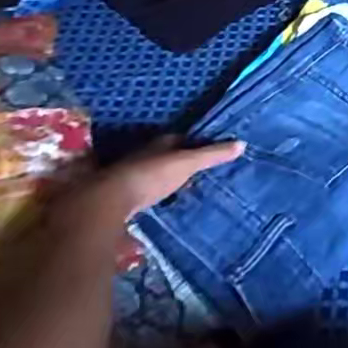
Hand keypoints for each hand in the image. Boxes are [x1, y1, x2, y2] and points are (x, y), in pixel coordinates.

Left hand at [73, 136, 245, 221]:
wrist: (104, 203)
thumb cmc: (150, 176)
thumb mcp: (187, 164)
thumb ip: (212, 155)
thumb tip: (242, 144)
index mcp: (158, 146)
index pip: (177, 139)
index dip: (190, 142)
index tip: (203, 148)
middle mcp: (139, 157)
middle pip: (159, 156)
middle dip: (172, 161)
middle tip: (189, 170)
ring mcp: (124, 179)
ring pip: (145, 175)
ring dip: (156, 180)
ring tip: (172, 191)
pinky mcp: (113, 200)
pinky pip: (133, 195)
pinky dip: (142, 198)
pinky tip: (150, 208)